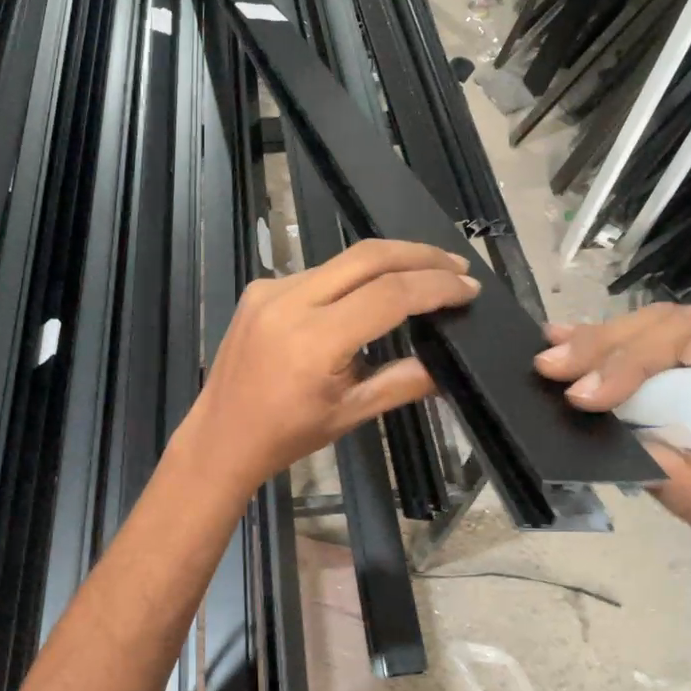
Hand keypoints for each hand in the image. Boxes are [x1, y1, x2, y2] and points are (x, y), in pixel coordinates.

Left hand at [178, 239, 480, 496]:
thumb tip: (451, 363)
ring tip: (426, 274)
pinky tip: (374, 290)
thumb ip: (404, 382)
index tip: (469, 289)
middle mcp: (289, 302)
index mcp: (314, 341)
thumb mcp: (352, 413)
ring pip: (342, 261)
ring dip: (388, 262)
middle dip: (419, 255)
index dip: (435, 287)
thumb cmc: (287, 435)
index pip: (388, 294)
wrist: (220, 435)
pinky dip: (352, 277)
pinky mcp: (259, 288)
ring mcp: (269, 289)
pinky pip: (317, 272)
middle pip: (367, 256)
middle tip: (458, 266)